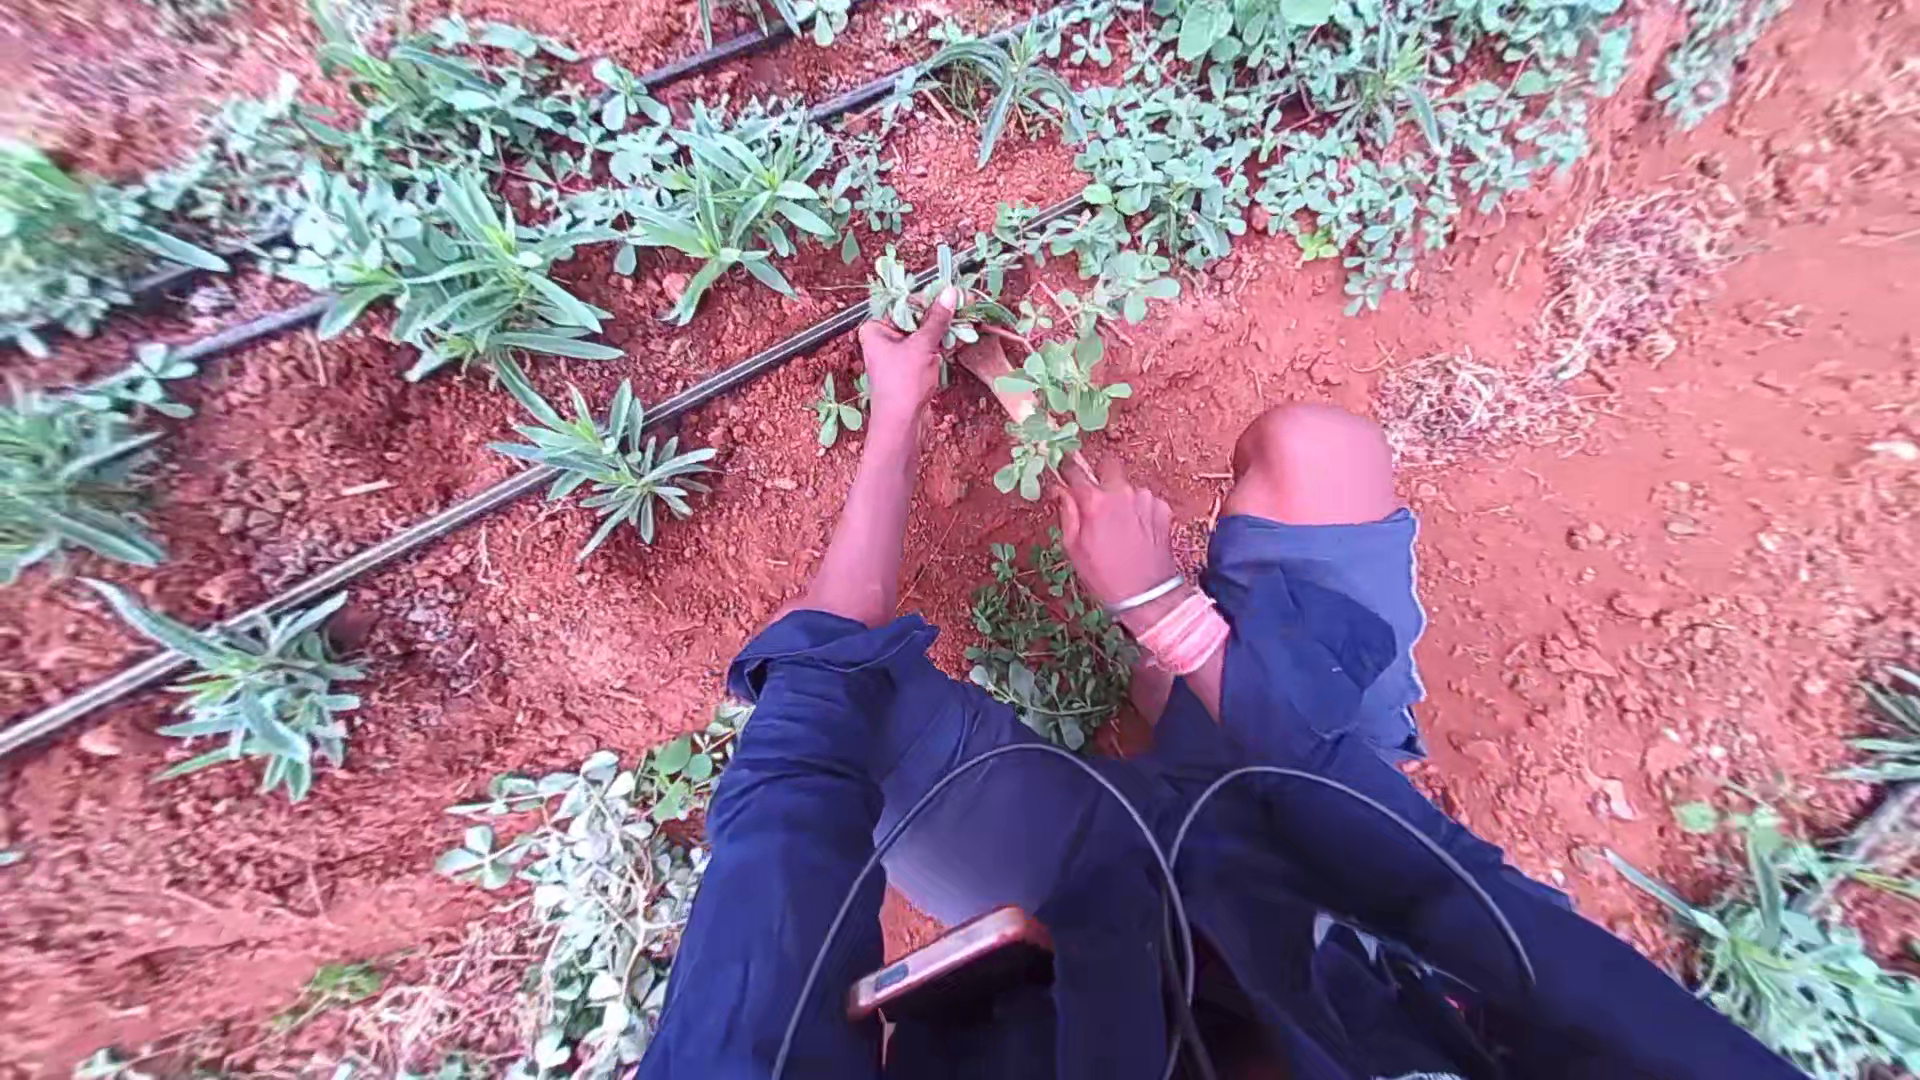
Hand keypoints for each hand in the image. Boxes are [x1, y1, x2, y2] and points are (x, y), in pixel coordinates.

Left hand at [857, 286, 956, 431]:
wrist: (902, 424)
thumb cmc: (903, 384)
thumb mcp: (922, 346)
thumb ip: (937, 319)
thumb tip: (949, 293)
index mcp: (875, 330)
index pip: (904, 305)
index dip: (928, 300)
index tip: (950, 295)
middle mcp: (883, 341)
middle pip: (914, 320)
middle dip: (938, 317)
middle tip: (962, 307)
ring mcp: (896, 357)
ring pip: (923, 337)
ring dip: (942, 333)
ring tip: (964, 323)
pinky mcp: (909, 371)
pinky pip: (926, 352)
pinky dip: (940, 348)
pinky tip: (958, 340)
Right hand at [1056, 457, 1182, 632]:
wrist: (1146, 594)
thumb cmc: (1104, 575)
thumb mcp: (1073, 547)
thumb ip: (1067, 512)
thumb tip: (1060, 490)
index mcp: (1094, 502)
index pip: (1075, 470)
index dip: (1067, 468)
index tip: (1064, 469)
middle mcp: (1121, 493)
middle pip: (1107, 465)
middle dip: (1100, 475)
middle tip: (1096, 497)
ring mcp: (1145, 499)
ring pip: (1128, 486)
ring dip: (1122, 498)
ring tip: (1119, 525)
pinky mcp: (1162, 509)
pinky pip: (1145, 500)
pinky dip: (1140, 510)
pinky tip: (1136, 531)